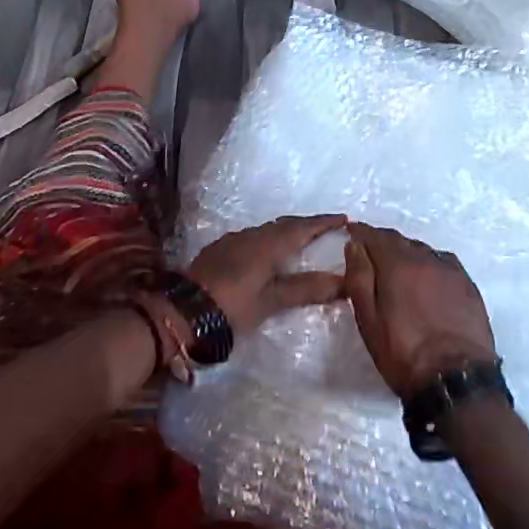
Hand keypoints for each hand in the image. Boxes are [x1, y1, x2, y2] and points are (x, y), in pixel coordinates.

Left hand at [187, 214, 348, 333]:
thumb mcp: (272, 300)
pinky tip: (266, 255)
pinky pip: (251, 238)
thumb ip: (306, 288)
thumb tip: (344, 282)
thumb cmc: (233, 305)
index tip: (343, 219)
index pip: (302, 227)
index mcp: (268, 244)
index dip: (323, 222)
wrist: (184, 309)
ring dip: (284, 233)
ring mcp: (232, 241)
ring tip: (300, 242)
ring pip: (266, 231)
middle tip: (325, 229)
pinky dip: (267, 242)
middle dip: (306, 225)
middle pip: (284, 225)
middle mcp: (251, 235)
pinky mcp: (219, 250)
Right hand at [343, 223, 496, 396]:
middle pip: (400, 241)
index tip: (351, 231)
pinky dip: (430, 264)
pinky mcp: (469, 286)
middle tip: (371, 253)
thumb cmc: (403, 353)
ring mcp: (451, 272)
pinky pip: (444, 263)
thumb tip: (355, 245)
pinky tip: (427, 277)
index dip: (361, 232)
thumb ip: (359, 277)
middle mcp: (426, 259)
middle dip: (383, 243)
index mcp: (398, 265)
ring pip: (423, 251)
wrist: (456, 380)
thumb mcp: (368, 319)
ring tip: (398, 267)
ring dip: (407, 253)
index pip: (375, 236)